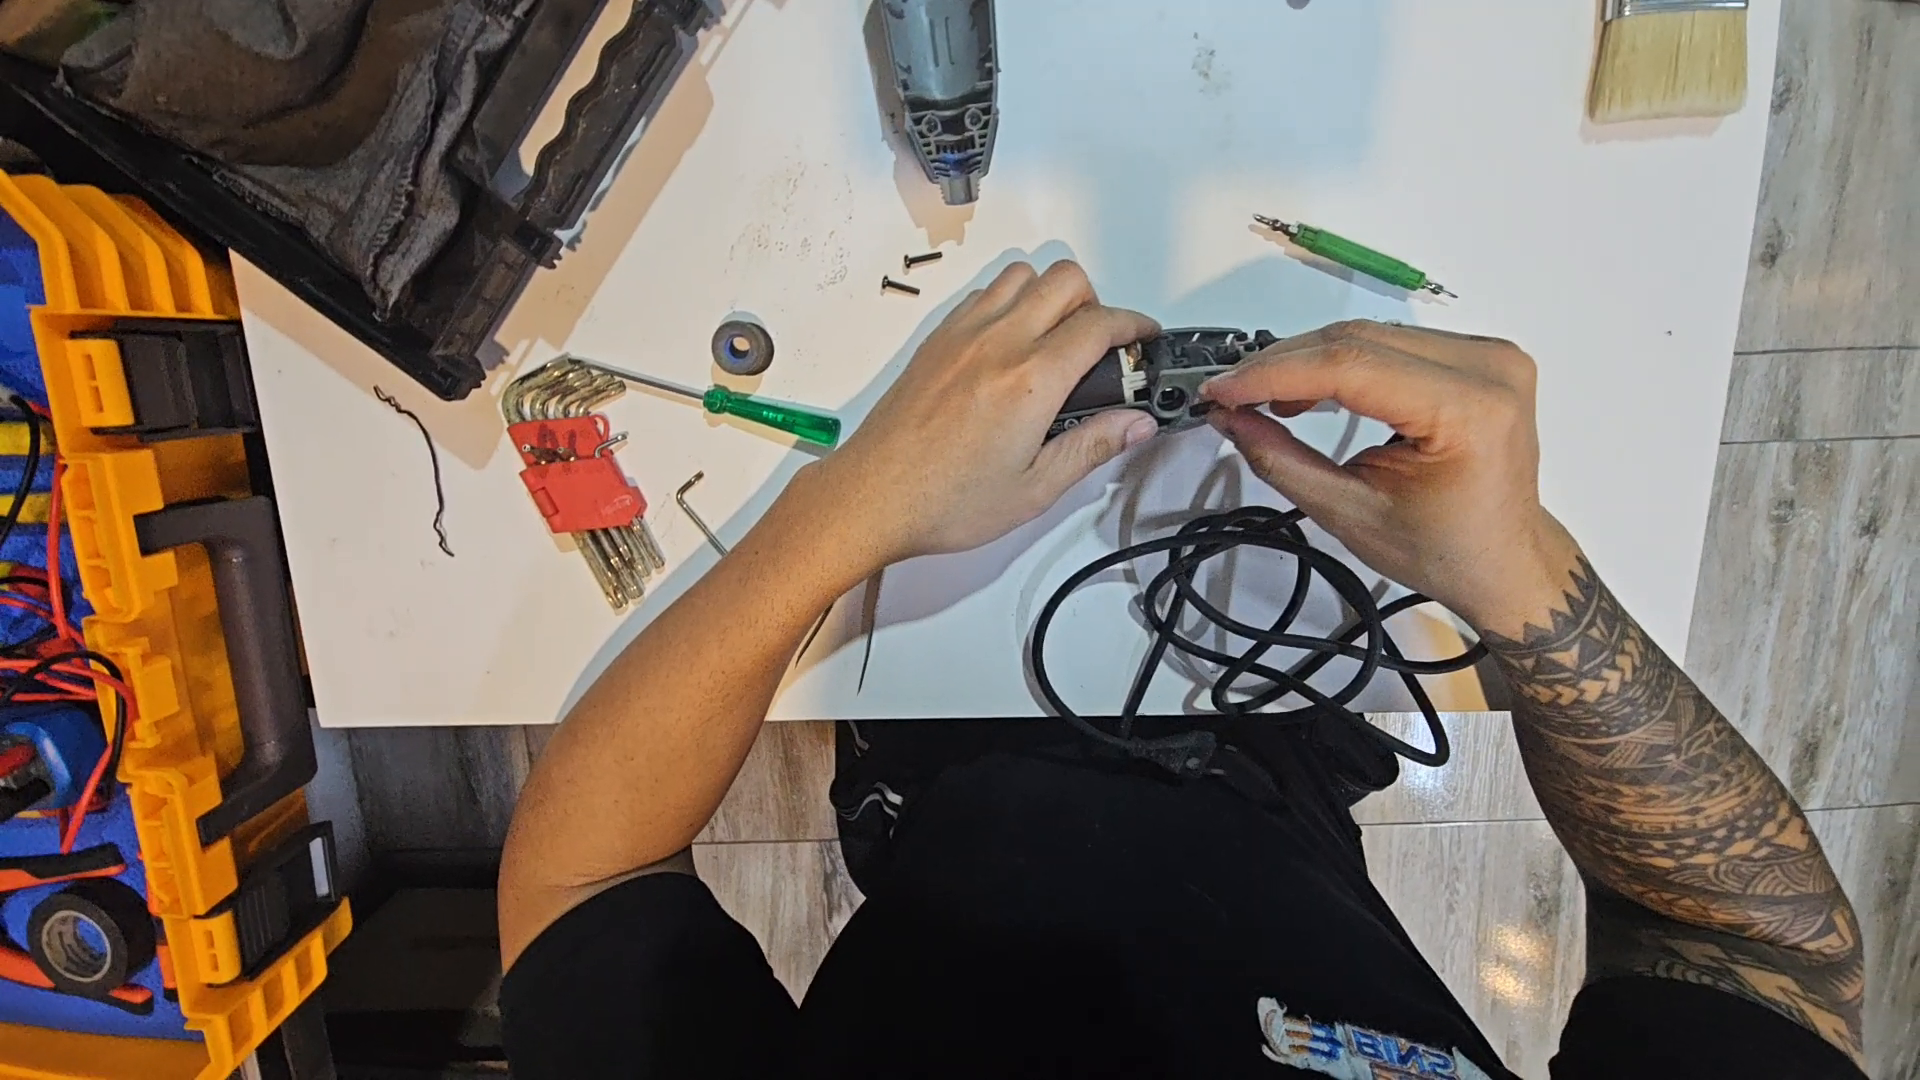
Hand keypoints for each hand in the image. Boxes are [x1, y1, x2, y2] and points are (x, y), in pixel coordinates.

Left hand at [806, 261, 1158, 563]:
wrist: (873, 497)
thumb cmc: (945, 501)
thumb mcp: (1034, 489)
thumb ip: (1092, 447)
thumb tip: (1136, 424)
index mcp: (1031, 381)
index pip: (1100, 324)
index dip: (1134, 325)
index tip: (1143, 338)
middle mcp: (997, 342)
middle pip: (1066, 279)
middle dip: (1096, 302)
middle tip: (1098, 347)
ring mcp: (961, 335)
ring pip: (1021, 274)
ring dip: (1049, 294)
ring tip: (1052, 341)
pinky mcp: (935, 340)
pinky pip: (982, 294)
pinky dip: (1008, 302)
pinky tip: (1007, 345)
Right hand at [1200, 320, 1580, 634]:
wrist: (1502, 558)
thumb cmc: (1440, 548)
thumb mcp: (1345, 511)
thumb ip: (1280, 459)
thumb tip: (1229, 418)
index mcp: (1469, 410)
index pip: (1349, 367)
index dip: (1273, 374)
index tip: (1221, 391)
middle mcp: (1487, 368)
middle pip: (1355, 341)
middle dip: (1279, 364)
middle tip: (1228, 393)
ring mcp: (1485, 356)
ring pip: (1365, 335)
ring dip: (1301, 361)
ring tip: (1257, 397)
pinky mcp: (1471, 357)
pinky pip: (1385, 343)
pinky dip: (1333, 363)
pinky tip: (1303, 391)